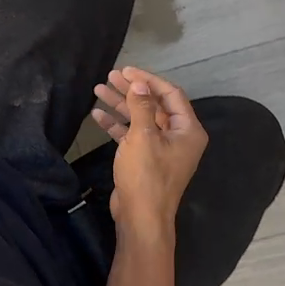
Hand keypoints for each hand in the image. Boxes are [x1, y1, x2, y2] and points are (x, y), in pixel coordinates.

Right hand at [91, 67, 207, 239]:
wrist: (141, 215)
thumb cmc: (147, 175)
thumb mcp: (143, 136)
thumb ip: (141, 107)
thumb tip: (139, 83)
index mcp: (188, 130)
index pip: (170, 95)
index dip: (148, 80)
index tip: (125, 70)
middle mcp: (178, 137)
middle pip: (155, 105)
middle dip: (132, 90)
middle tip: (110, 76)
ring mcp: (162, 148)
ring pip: (141, 118)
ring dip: (120, 105)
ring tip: (98, 90)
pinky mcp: (145, 158)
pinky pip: (132, 134)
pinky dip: (116, 124)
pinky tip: (97, 115)